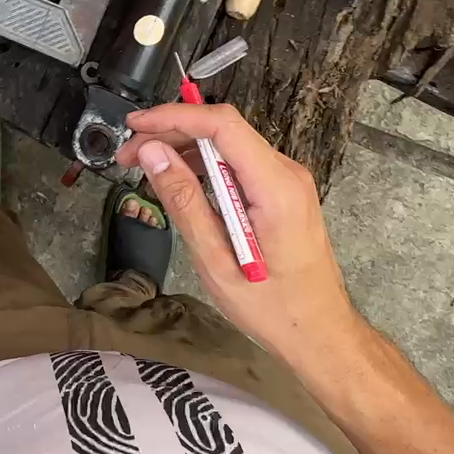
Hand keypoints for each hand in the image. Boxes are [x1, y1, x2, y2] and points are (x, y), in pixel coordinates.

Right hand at [114, 102, 368, 364]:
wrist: (324, 336)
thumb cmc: (274, 309)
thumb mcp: (217, 262)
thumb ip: (184, 202)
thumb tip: (152, 153)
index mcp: (276, 188)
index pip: (223, 125)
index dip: (174, 116)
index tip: (135, 124)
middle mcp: (286, 173)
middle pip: (222, 129)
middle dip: (170, 132)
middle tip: (128, 154)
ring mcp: (286, 179)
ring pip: (226, 142)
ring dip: (182, 146)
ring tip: (143, 165)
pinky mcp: (280, 190)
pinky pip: (235, 160)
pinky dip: (200, 161)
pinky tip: (175, 177)